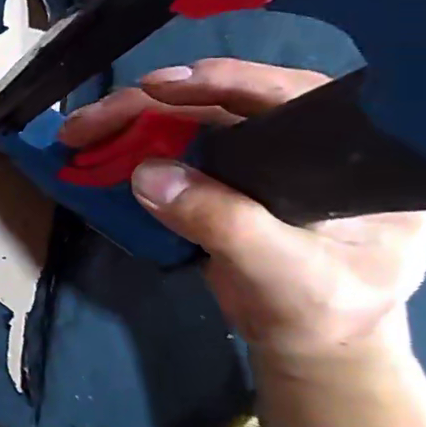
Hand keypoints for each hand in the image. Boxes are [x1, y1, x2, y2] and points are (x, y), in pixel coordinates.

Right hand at [59, 59, 425, 360]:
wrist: (308, 344)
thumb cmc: (321, 313)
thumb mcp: (286, 274)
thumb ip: (226, 223)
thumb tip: (146, 174)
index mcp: (348, 155)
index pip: (288, 97)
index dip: (222, 82)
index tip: (158, 86)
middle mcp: (299, 144)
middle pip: (218, 105)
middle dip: (147, 107)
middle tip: (86, 124)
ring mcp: (256, 159)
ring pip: (186, 124)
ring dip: (128, 124)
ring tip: (77, 134)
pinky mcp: (221, 177)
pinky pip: (171, 151)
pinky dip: (130, 149)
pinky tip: (94, 150)